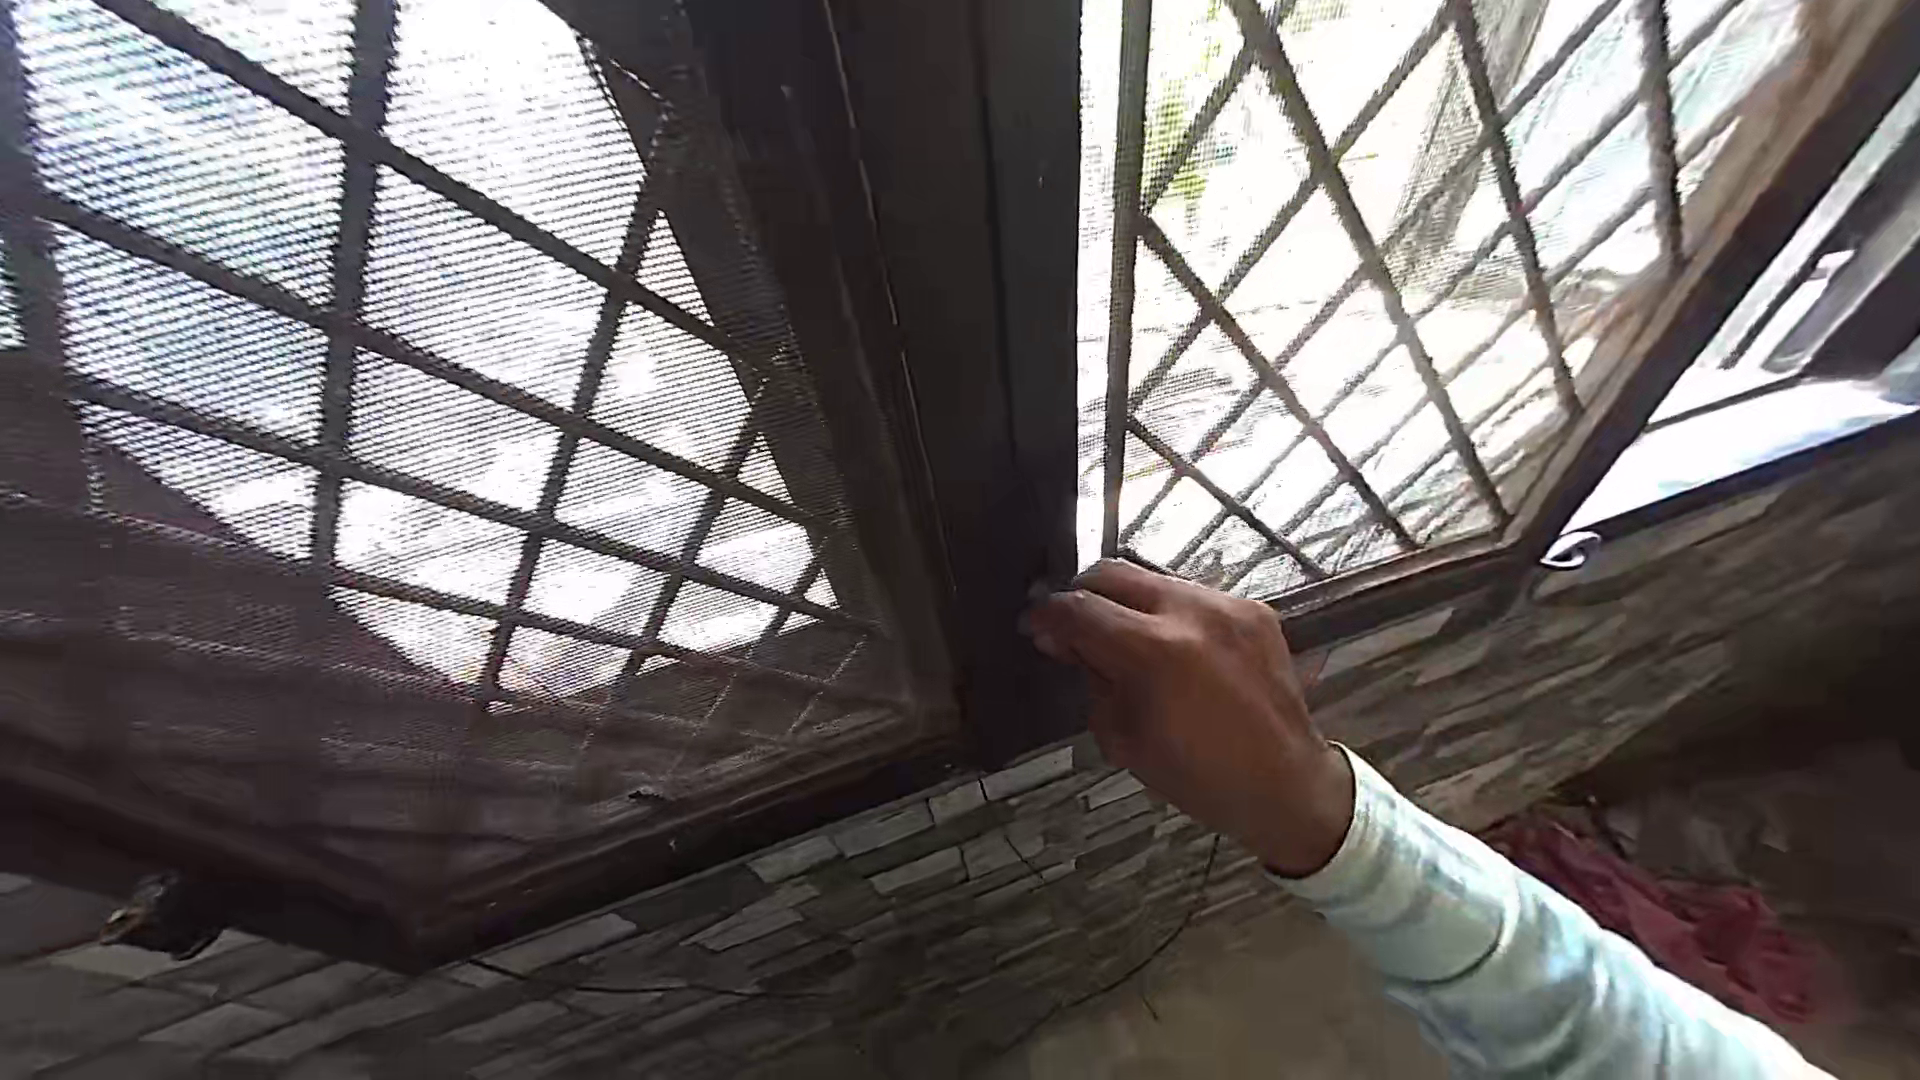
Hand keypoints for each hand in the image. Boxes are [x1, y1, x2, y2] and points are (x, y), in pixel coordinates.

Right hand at [1027, 559, 1352, 876]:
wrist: (1289, 785)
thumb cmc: (1197, 776)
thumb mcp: (1122, 735)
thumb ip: (1089, 675)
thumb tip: (1063, 639)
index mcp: (1155, 652)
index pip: (1079, 609)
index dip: (1045, 613)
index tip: (1032, 623)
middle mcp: (1191, 612)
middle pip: (1110, 572)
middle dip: (1078, 593)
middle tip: (1069, 624)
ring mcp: (1226, 604)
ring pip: (1148, 577)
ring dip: (1121, 601)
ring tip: (1119, 635)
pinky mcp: (1251, 608)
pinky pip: (1187, 593)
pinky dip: (1162, 612)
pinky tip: (1167, 643)